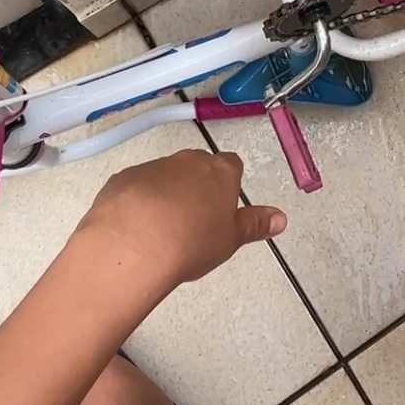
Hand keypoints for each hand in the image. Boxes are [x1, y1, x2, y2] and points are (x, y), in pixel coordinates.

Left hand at [74, 150, 285, 288]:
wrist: (135, 243)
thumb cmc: (191, 242)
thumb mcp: (230, 239)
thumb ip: (255, 225)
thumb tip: (280, 218)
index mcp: (220, 172)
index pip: (232, 166)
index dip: (228, 185)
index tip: (223, 207)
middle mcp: (188, 161)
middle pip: (197, 167)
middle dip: (197, 188)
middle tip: (194, 222)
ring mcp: (155, 166)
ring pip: (166, 176)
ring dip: (167, 194)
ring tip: (163, 231)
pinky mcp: (125, 178)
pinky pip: (137, 186)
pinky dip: (138, 201)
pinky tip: (137, 228)